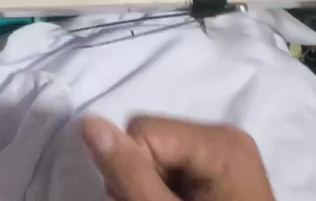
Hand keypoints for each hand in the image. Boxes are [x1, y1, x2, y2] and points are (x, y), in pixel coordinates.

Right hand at [81, 115, 274, 200]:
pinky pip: (172, 166)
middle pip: (149, 140)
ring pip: (155, 154)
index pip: (142, 132)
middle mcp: (226, 138)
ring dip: (146, 187)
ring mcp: (225, 155)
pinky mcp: (220, 172)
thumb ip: (129, 175)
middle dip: (139, 180)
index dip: (133, 172)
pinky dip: (162, 192)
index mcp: (222, 144)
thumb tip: (89, 122)